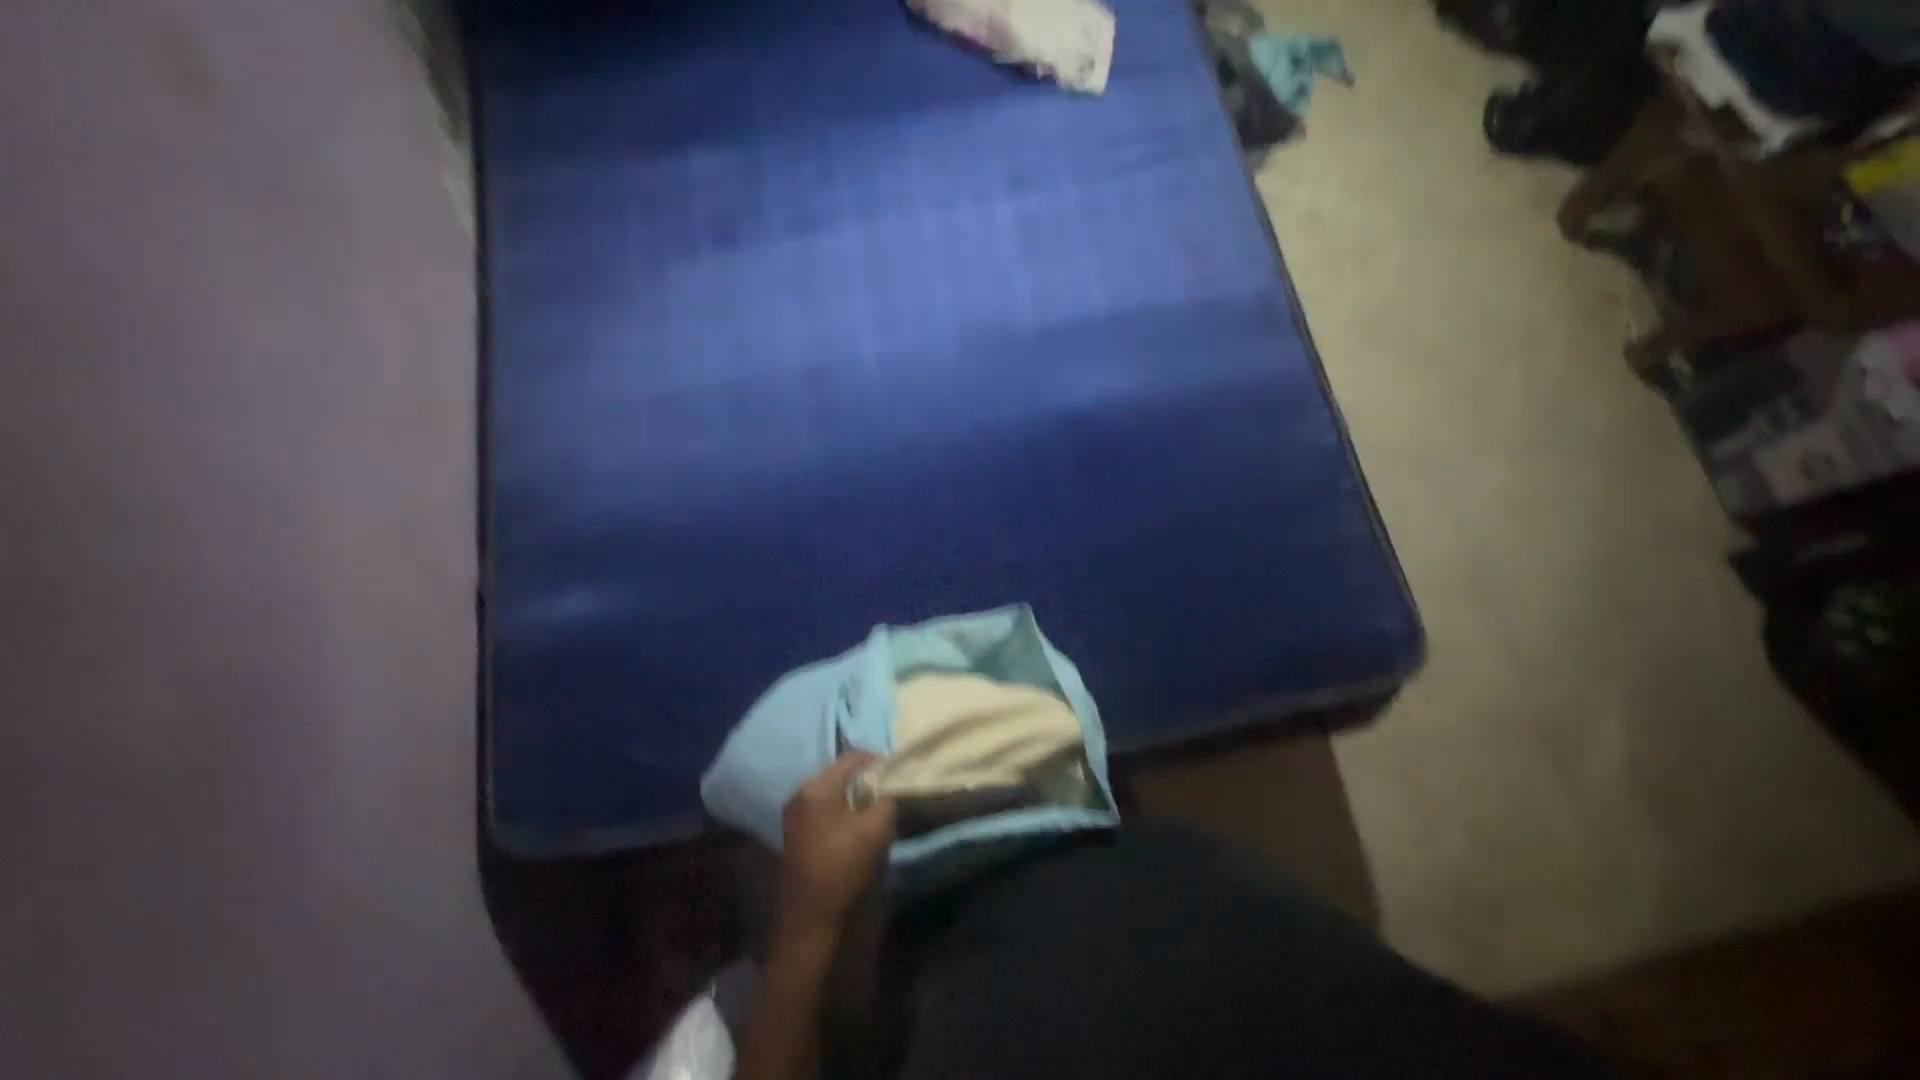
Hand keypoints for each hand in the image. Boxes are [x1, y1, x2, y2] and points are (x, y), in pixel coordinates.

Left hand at [775, 752, 896, 946]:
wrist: (812, 921)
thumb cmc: (844, 867)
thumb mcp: (878, 827)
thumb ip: (886, 797)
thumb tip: (888, 786)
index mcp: (815, 787)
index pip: (852, 758)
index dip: (879, 762)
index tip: (899, 775)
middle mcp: (799, 795)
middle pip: (840, 776)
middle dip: (867, 783)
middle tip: (891, 796)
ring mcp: (794, 818)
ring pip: (833, 796)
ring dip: (856, 802)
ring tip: (878, 816)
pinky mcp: (796, 838)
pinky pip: (825, 814)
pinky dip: (844, 817)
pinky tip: (859, 833)